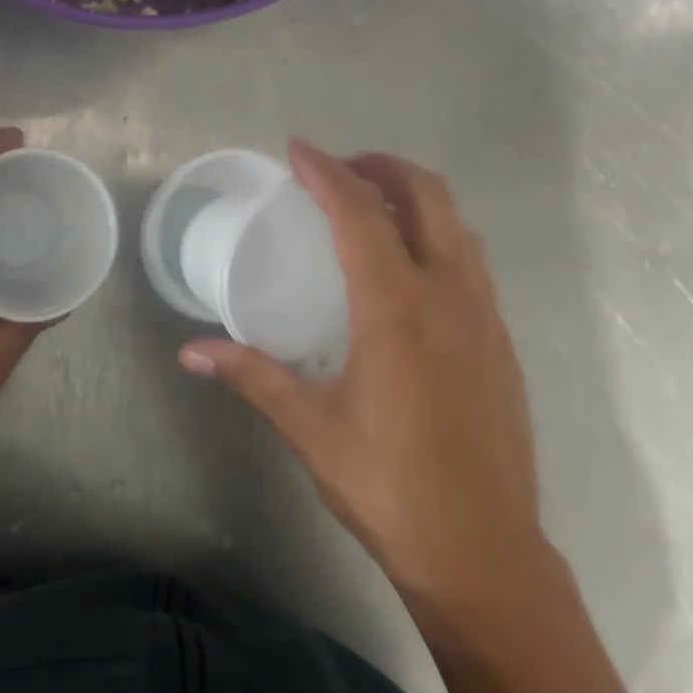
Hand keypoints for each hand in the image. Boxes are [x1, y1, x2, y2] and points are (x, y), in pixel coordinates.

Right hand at [180, 140, 546, 607]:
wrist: (478, 543)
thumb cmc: (385, 484)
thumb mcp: (307, 427)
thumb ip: (252, 377)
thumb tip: (191, 352)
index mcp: (397, 310)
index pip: (361, 215)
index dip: (327, 174)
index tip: (298, 149)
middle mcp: (450, 297)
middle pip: (428, 200)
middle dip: (383, 169)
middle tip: (338, 169)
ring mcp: (486, 320)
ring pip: (459, 230)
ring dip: (417, 201)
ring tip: (372, 209)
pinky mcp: (501, 347)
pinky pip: (472, 267)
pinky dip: (438, 242)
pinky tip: (408, 278)